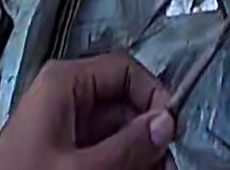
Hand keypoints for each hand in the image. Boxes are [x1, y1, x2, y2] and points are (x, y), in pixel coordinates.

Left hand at [0, 53, 176, 169]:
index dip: (152, 96)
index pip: (124, 70)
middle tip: (165, 168)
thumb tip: (167, 121)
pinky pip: (98, 155)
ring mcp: (60, 130)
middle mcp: (65, 97)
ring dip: (135, 157)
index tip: (172, 131)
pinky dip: (117, 167)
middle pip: (121, 105)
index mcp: (65, 82)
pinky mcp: (57, 158)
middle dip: (146, 136)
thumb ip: (127, 147)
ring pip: (114, 135)